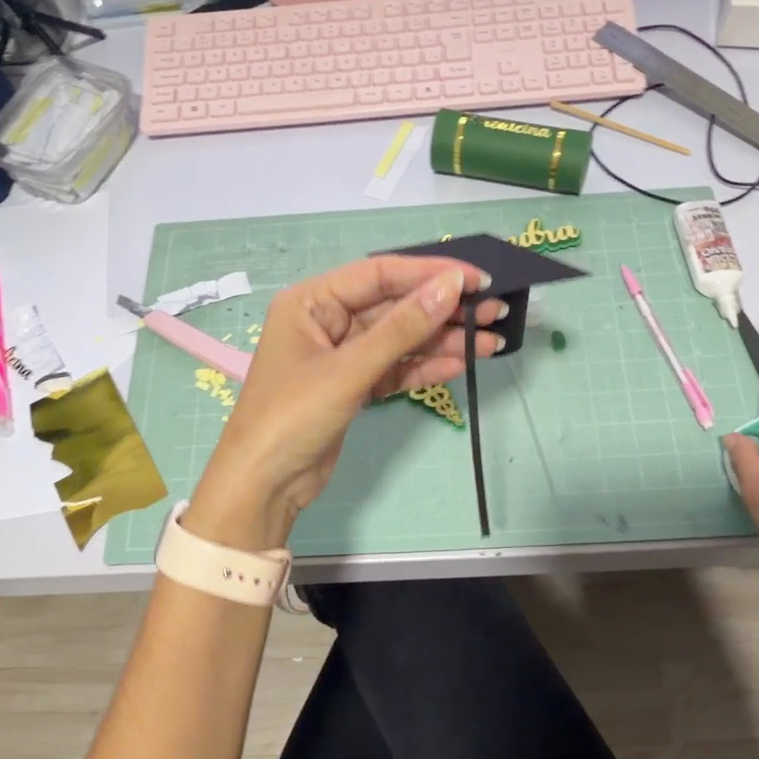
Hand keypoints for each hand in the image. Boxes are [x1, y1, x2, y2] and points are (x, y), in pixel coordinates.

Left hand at [187, 256, 504, 549]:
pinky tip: (459, 365)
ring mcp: (340, 357)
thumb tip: (451, 285)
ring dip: (441, 341)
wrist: (264, 484)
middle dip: (442, 311)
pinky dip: (423, 368)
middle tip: (494, 312)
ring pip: (399, 340)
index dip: (429, 274)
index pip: (378, 275)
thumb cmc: (293, 416)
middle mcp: (326, 322)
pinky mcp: (352, 389)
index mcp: (312, 302)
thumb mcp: (349, 369)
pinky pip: (394, 369)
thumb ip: (402, 328)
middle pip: (393, 307)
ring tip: (489, 342)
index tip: (476, 279)